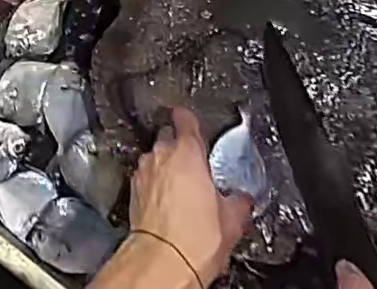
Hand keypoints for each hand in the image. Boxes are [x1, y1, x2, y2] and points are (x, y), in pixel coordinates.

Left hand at [131, 108, 253, 284]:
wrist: (164, 256)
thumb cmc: (197, 237)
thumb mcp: (232, 221)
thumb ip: (238, 201)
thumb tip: (242, 199)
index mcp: (187, 153)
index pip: (185, 119)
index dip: (189, 119)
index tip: (192, 122)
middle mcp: (162, 153)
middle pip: (169, 136)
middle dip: (181, 146)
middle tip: (196, 167)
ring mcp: (145, 167)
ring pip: (157, 155)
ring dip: (167, 165)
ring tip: (184, 189)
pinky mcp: (134, 184)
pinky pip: (147, 173)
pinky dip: (156, 181)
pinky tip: (168, 200)